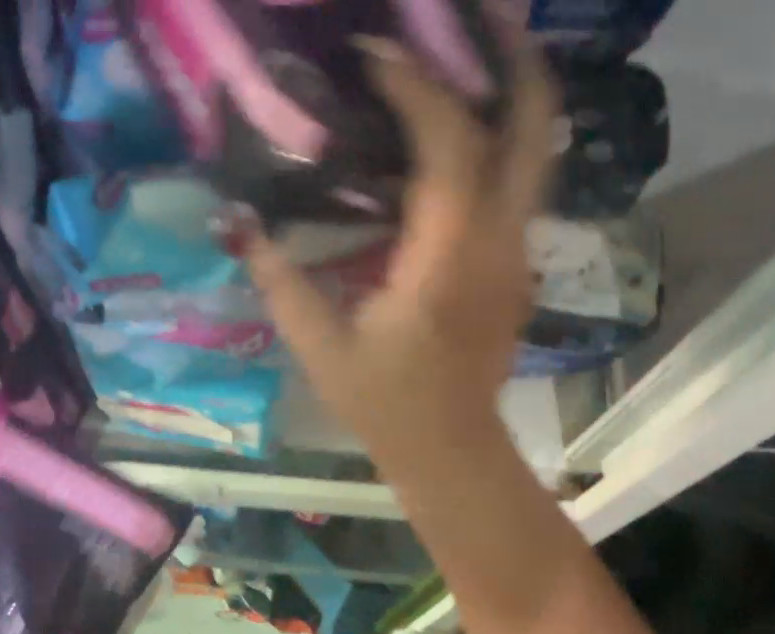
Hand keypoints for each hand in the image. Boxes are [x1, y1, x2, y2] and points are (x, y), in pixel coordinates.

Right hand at [244, 38, 556, 462]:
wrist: (450, 449)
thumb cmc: (384, 405)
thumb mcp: (321, 349)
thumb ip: (281, 282)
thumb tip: (237, 224)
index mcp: (446, 261)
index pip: (447, 147)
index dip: (415, 89)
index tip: (374, 54)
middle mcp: (497, 243)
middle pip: (532, 126)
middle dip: (512, 58)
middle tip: (478, 14)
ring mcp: (517, 251)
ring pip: (537, 149)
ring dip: (512, 91)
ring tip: (474, 49)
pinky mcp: (517, 263)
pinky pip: (519, 181)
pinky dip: (498, 138)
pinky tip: (460, 128)